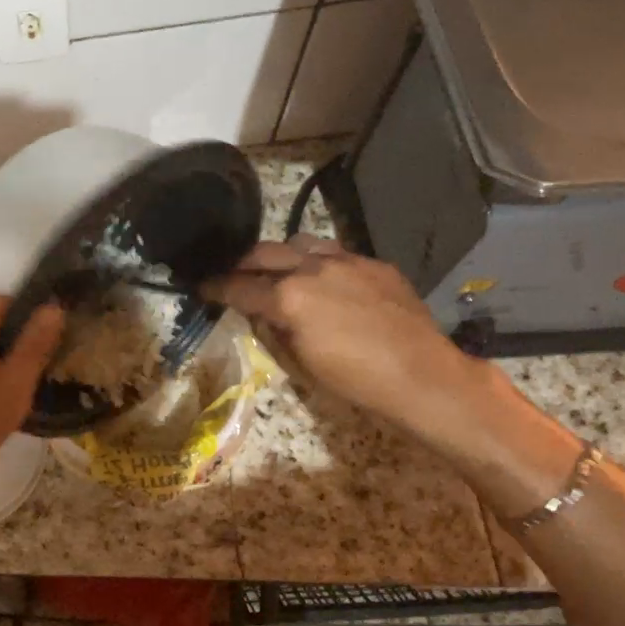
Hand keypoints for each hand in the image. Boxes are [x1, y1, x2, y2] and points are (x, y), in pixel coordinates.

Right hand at [214, 238, 490, 440]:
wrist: (422, 377)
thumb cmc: (353, 382)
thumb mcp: (298, 363)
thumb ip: (272, 330)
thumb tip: (260, 314)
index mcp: (288, 299)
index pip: (238, 287)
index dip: (214, 287)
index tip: (201, 287)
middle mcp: (312, 269)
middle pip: (263, 254)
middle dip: (242, 264)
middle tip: (233, 275)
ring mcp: (346, 262)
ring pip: (298, 243)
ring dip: (281, 255)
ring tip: (279, 271)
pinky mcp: (374, 264)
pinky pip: (335, 253)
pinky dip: (318, 263)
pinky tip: (324, 281)